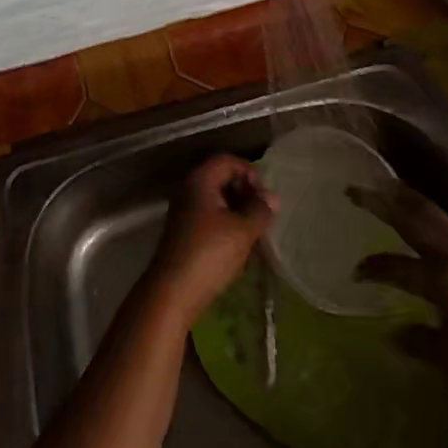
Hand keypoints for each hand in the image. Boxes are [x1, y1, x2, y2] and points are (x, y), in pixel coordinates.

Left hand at [148, 154, 278, 323]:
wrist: (175, 286)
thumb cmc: (210, 252)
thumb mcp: (242, 230)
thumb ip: (259, 209)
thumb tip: (271, 196)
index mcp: (199, 180)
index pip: (226, 160)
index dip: (249, 172)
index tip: (265, 195)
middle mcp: (189, 188)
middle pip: (220, 176)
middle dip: (245, 190)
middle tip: (265, 212)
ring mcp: (185, 208)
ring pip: (217, 197)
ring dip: (239, 207)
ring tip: (258, 227)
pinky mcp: (186, 227)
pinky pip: (211, 213)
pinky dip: (228, 219)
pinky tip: (242, 239)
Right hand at [349, 182, 447, 436]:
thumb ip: (420, 340)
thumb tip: (390, 333)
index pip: (396, 266)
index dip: (371, 269)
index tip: (354, 275)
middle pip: (418, 218)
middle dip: (384, 201)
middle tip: (354, 190)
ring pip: (438, 218)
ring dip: (408, 203)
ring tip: (383, 191)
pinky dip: (430, 221)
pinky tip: (422, 228)